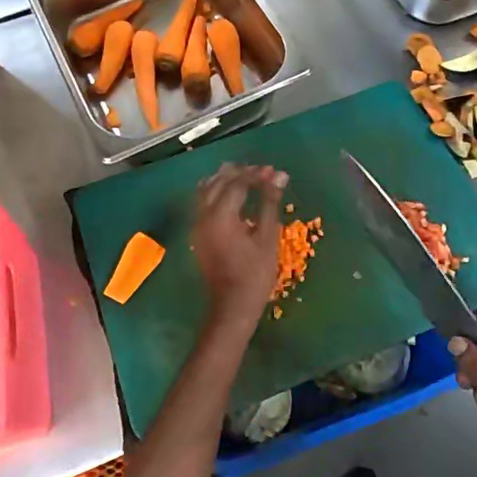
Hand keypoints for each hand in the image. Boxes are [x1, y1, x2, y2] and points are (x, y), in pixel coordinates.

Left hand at [190, 163, 286, 321]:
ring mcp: (197, 225)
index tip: (274, 171)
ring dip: (224, 179)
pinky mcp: (198, 233)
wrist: (232, 305)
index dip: (256, 175)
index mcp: (220, 216)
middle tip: (262, 171)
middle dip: (239, 173)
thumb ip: (269, 203)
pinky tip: (231, 194)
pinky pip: (202, 202)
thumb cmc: (255, 275)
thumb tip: (279, 177)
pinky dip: (216, 191)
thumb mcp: (267, 238)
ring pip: (205, 190)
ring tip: (246, 176)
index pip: (237, 184)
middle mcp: (203, 216)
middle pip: (217, 182)